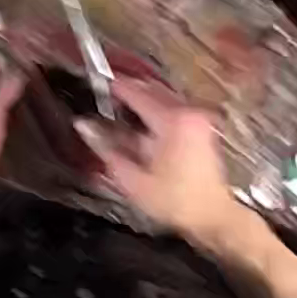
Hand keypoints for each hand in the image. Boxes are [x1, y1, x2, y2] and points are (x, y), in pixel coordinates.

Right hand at [76, 79, 249, 244]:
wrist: (212, 216)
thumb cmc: (174, 201)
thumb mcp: (132, 178)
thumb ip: (105, 148)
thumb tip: (84, 126)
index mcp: (171, 121)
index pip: (137, 92)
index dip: (115, 86)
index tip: (99, 82)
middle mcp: (188, 112)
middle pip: (152, 88)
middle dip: (129, 88)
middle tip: (107, 91)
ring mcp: (199, 118)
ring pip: (164, 95)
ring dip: (143, 96)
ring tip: (121, 103)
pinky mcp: (203, 126)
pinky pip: (175, 105)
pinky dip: (157, 106)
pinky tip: (142, 118)